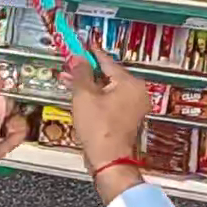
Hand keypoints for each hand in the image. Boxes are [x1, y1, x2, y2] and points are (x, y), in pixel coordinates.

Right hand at [63, 43, 149, 178]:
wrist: (108, 159)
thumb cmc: (99, 129)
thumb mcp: (84, 96)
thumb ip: (81, 73)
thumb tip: (78, 59)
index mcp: (130, 83)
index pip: (107, 61)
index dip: (90, 53)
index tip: (80, 46)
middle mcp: (137, 92)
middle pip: (108, 74)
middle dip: (87, 71)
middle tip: (70, 66)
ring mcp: (134, 105)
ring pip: (108, 88)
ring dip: (89, 85)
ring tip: (70, 81)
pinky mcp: (127, 117)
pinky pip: (111, 100)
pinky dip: (97, 97)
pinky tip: (81, 96)